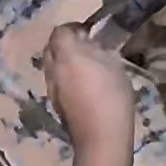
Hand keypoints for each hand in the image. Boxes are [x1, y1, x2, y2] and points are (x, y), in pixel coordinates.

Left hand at [44, 25, 137, 162]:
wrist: (101, 138)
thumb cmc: (112, 96)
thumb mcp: (114, 65)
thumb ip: (98, 50)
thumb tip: (89, 43)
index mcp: (67, 55)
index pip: (61, 30)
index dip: (74, 27)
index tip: (89, 32)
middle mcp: (53, 69)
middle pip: (51, 46)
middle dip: (65, 42)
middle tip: (87, 46)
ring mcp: (51, 88)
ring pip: (51, 65)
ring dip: (64, 60)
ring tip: (86, 66)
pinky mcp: (54, 103)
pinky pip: (55, 81)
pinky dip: (65, 76)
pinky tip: (84, 85)